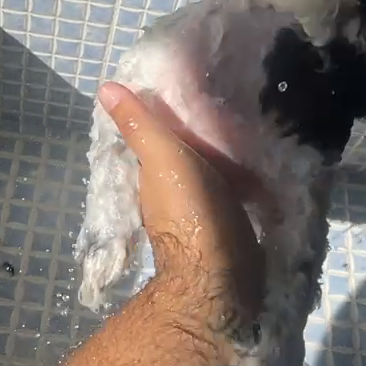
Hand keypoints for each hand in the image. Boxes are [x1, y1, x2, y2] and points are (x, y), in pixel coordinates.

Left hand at [96, 83, 264, 345]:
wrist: (223, 279)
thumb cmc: (191, 212)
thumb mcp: (163, 158)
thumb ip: (139, 124)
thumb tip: (103, 87)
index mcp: (152, 175)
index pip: (158, 136)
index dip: (171, 113)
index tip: (196, 86)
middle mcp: (170, 193)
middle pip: (186, 154)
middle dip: (204, 134)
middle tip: (234, 104)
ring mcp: (200, 213)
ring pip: (210, 173)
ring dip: (225, 156)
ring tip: (253, 128)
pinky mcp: (228, 227)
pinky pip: (232, 193)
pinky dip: (242, 179)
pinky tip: (261, 168)